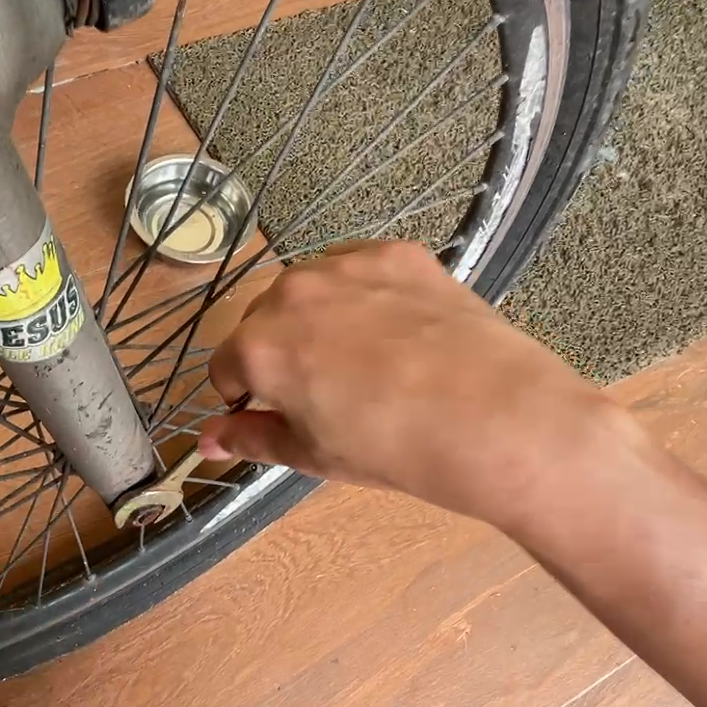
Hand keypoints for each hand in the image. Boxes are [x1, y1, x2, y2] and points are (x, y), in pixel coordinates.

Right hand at [197, 241, 646, 530]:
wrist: (500, 419)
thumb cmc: (395, 448)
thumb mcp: (313, 454)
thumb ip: (250, 438)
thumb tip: (206, 441)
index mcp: (259, 346)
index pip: (224, 366)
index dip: (247, 393)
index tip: (280, 410)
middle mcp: (289, 293)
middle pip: (260, 320)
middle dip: (278, 350)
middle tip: (326, 388)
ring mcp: (343, 264)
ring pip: (306, 289)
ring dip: (315, 316)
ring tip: (365, 356)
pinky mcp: (392, 252)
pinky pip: (354, 267)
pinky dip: (361, 292)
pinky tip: (396, 328)